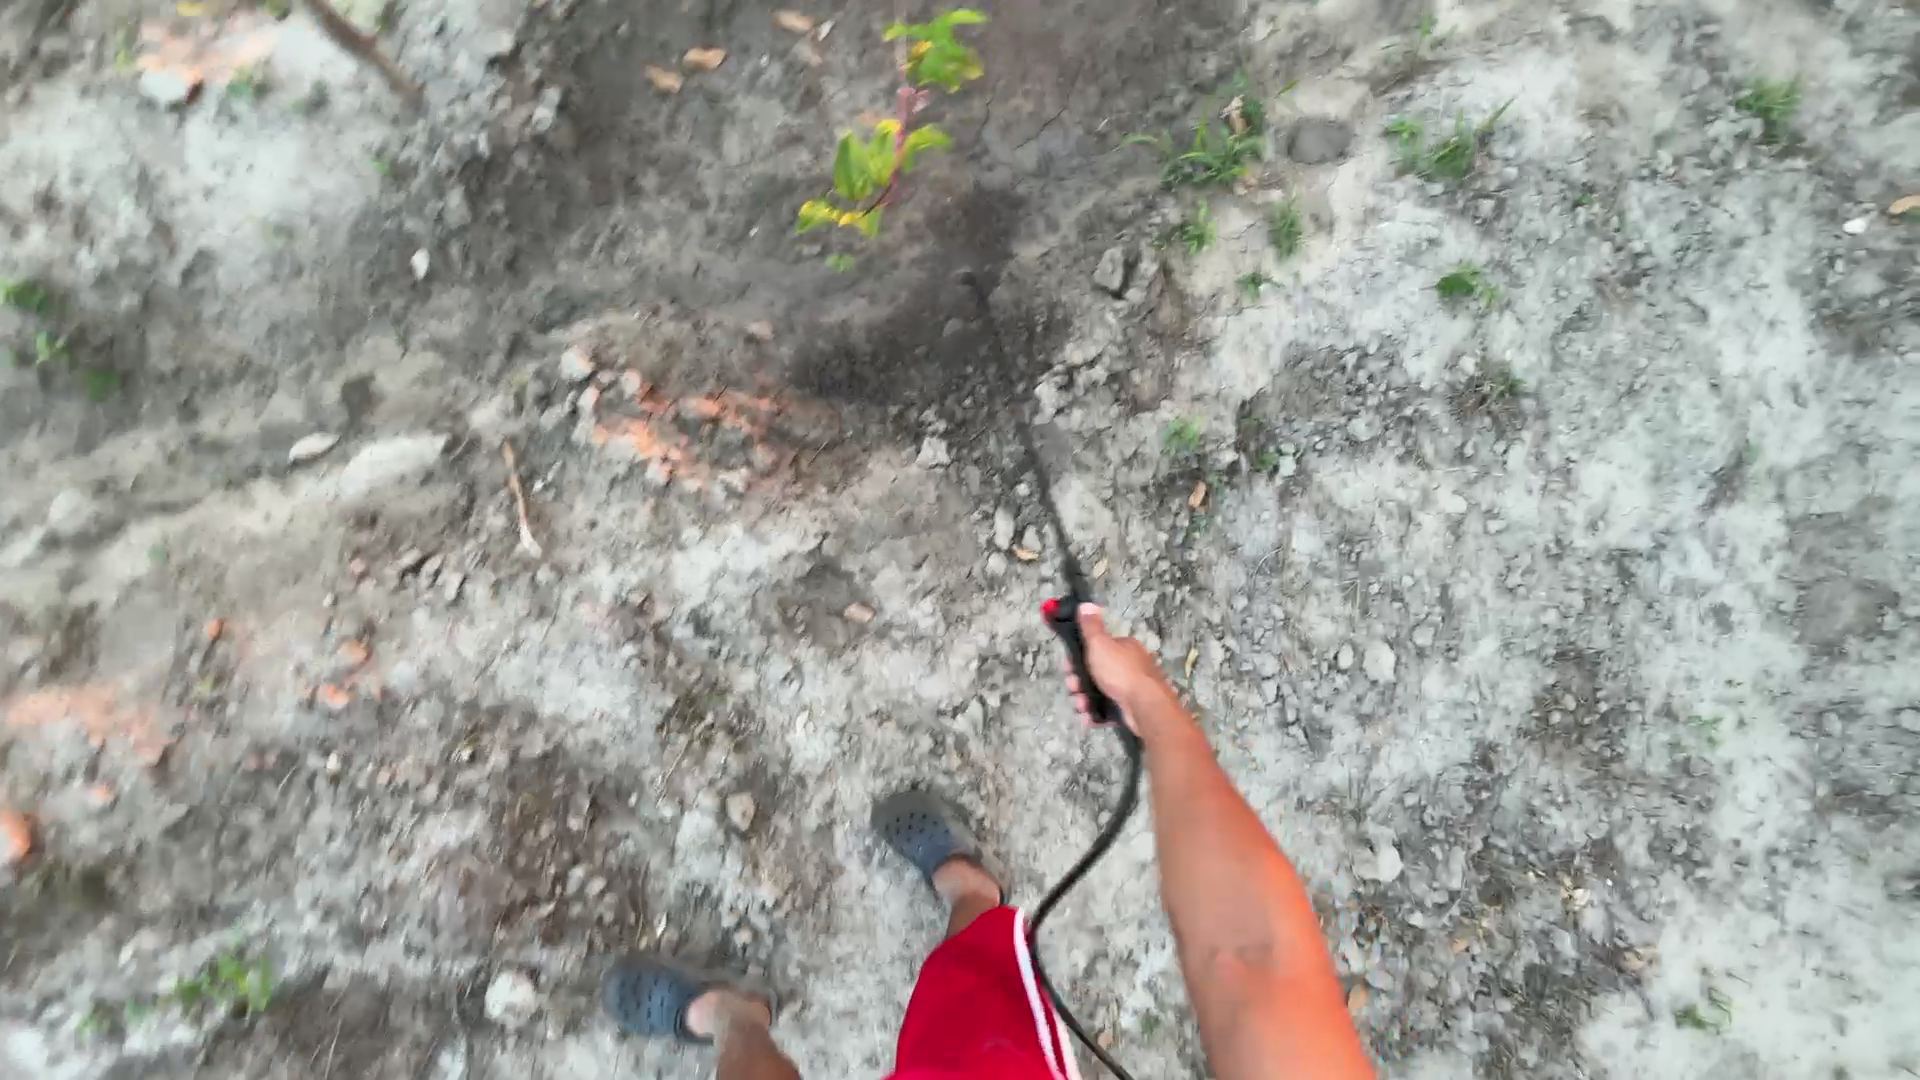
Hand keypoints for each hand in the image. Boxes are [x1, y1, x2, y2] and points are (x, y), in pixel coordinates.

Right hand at [1061, 605, 1180, 735]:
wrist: (1144, 706)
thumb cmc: (1120, 671)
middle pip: (1094, 672)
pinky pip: (1106, 709)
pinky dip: (1096, 713)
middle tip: (1073, 688)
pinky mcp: (1129, 708)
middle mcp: (1128, 666)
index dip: (1078, 657)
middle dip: (1079, 682)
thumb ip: (1091, 626)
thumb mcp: (1100, 644)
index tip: (1068, 666)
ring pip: (1098, 692)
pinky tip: (1089, 717)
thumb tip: (1086, 604)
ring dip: (1084, 699)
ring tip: (1082, 706)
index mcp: (1123, 647)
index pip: (1096, 648)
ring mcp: (1129, 688)